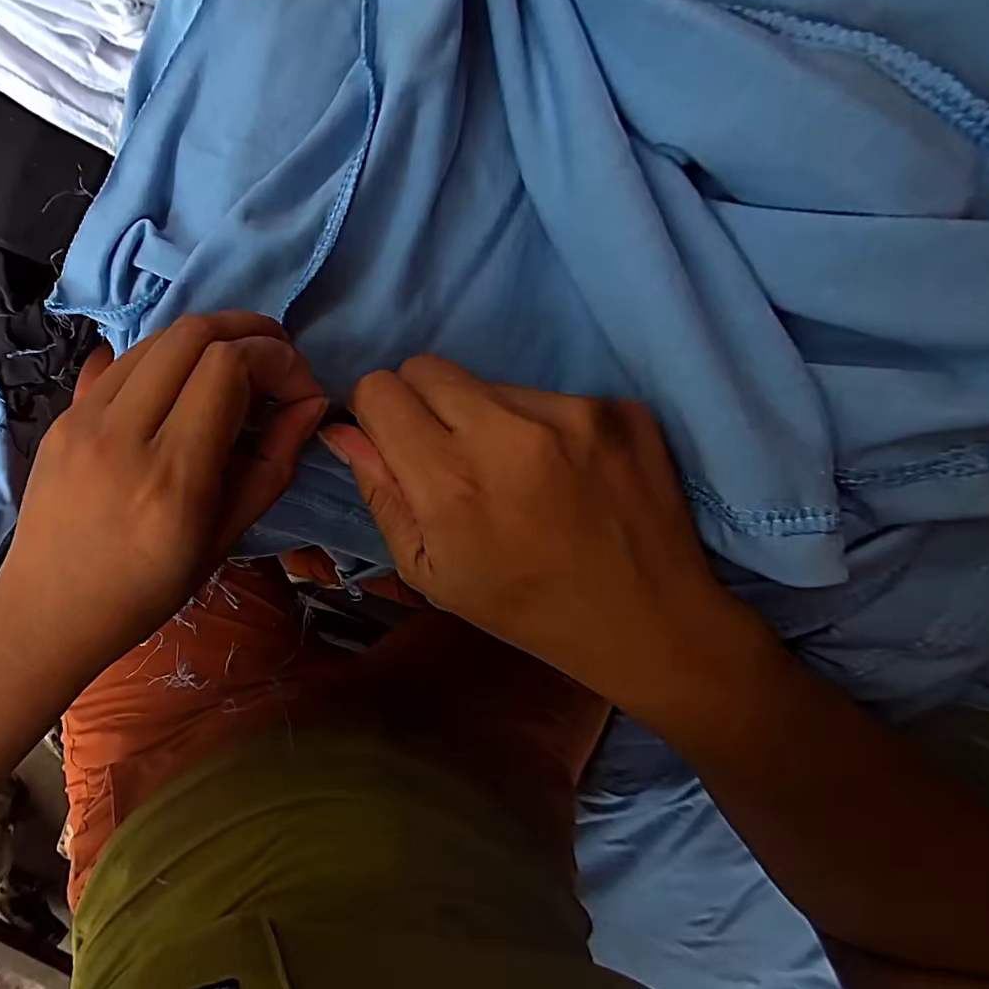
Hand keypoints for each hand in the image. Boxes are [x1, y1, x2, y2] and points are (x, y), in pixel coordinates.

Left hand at [0, 312, 325, 678]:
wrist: (48, 610)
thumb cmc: (146, 590)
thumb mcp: (225, 536)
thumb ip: (274, 462)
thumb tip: (310, 402)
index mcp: (171, 477)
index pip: (229, 367)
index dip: (277, 360)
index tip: (298, 387)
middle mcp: (122, 435)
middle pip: (192, 333)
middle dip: (248, 330)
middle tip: (275, 358)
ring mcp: (82, 419)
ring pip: (156, 339)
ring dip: (206, 340)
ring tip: (234, 370)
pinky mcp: (62, 415)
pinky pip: (122, 362)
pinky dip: (166, 359)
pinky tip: (182, 387)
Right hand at [320, 355, 753, 698]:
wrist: (647, 622)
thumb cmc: (517, 604)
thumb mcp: (425, 568)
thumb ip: (379, 491)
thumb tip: (341, 431)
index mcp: (449, 480)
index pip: (380, 389)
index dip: (376, 413)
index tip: (393, 443)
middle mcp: (506, 431)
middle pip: (425, 367)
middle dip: (419, 402)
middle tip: (446, 454)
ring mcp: (571, 413)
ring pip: (485, 381)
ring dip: (480, 415)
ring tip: (513, 470)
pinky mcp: (619, 408)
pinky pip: (543, 394)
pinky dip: (536, 424)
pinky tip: (560, 470)